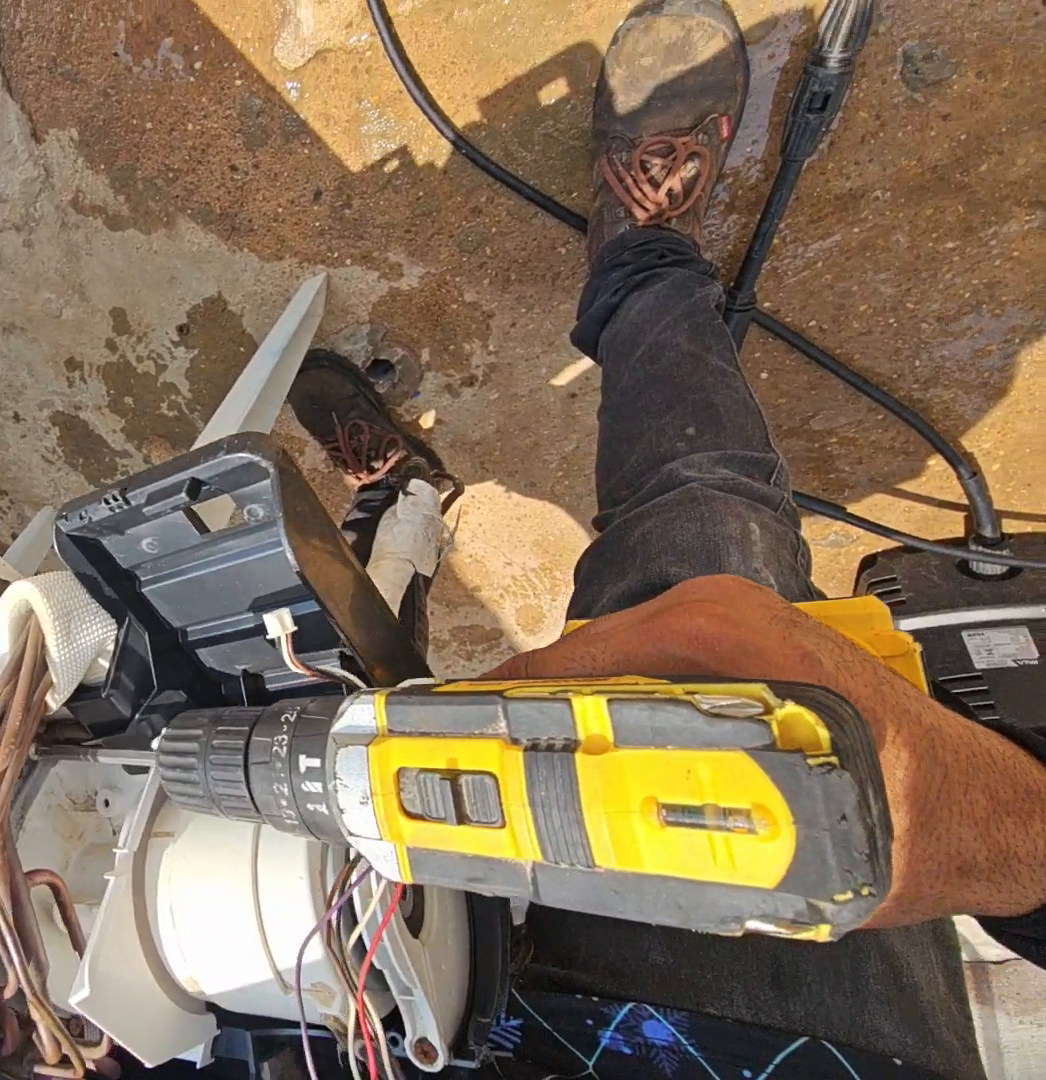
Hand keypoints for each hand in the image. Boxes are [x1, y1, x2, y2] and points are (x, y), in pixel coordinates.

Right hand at [488, 575, 1045, 925]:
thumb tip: (589, 828)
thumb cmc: (921, 810)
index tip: (466, 725)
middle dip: (523, 702)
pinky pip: (623, 662)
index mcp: (720, 635)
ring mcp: (711, 618)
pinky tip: (575, 733)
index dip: (512, 695)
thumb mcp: (805, 832)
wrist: (991, 799)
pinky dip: (589, 697)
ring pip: (595, 657)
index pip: (578, 658)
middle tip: (479, 747)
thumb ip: (700, 826)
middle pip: (576, 654)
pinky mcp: (712, 636)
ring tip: (515, 746)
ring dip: (553, 702)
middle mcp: (709, 611)